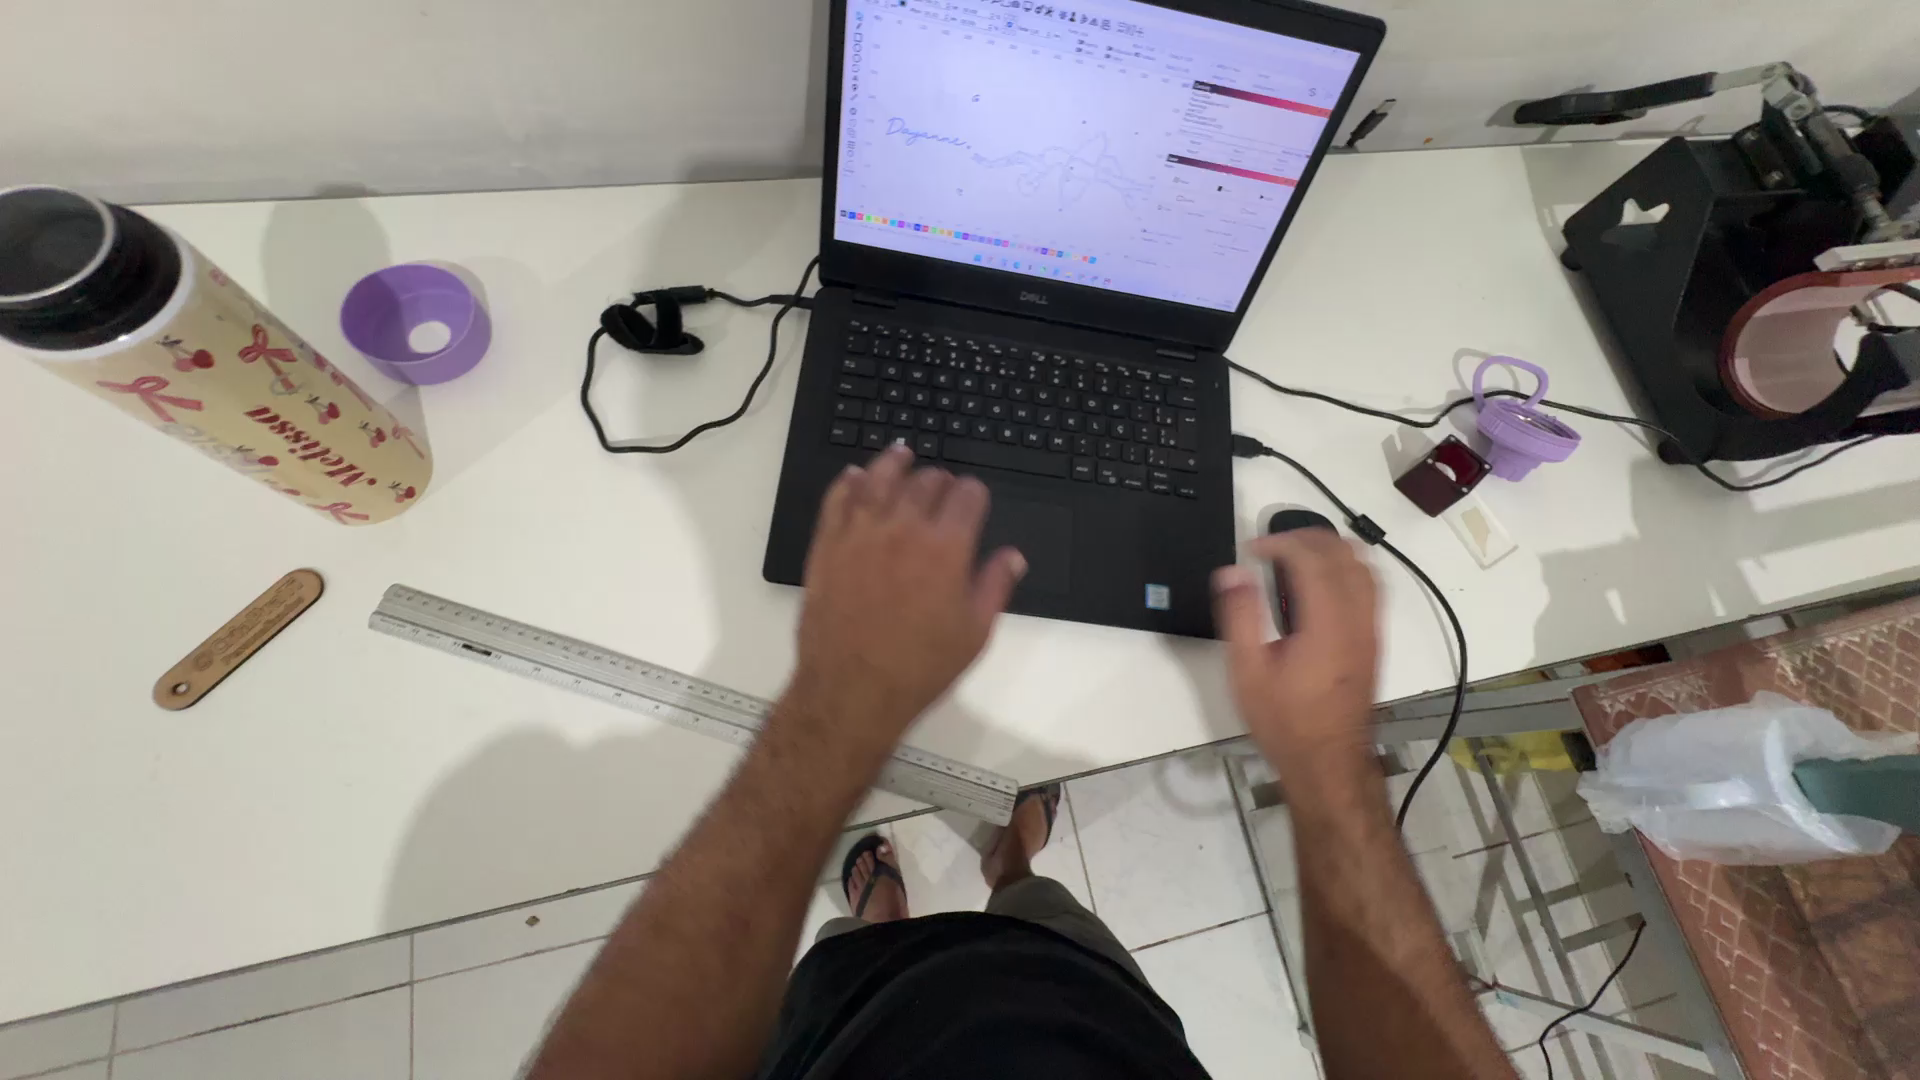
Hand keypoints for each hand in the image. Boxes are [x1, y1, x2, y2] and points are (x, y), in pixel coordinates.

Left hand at [788, 444, 1025, 755]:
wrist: (852, 690)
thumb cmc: (920, 667)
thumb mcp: (974, 633)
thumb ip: (996, 586)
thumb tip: (1012, 556)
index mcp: (946, 547)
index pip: (967, 495)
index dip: (975, 493)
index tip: (975, 499)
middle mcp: (904, 528)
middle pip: (926, 482)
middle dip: (940, 480)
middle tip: (943, 487)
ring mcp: (861, 533)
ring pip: (880, 479)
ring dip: (895, 463)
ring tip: (902, 454)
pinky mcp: (828, 545)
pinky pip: (838, 500)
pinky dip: (849, 483)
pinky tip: (856, 476)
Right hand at [1211, 530, 1379, 765]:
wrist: (1328, 763)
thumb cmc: (1284, 721)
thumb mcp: (1247, 671)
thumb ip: (1240, 617)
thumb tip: (1232, 574)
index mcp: (1327, 625)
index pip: (1313, 560)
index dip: (1281, 542)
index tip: (1252, 549)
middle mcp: (1358, 621)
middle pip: (1346, 554)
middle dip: (1307, 538)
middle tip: (1271, 545)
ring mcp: (1371, 631)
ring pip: (1366, 568)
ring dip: (1332, 549)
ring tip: (1295, 554)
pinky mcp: (1374, 642)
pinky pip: (1372, 587)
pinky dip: (1347, 568)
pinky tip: (1321, 580)